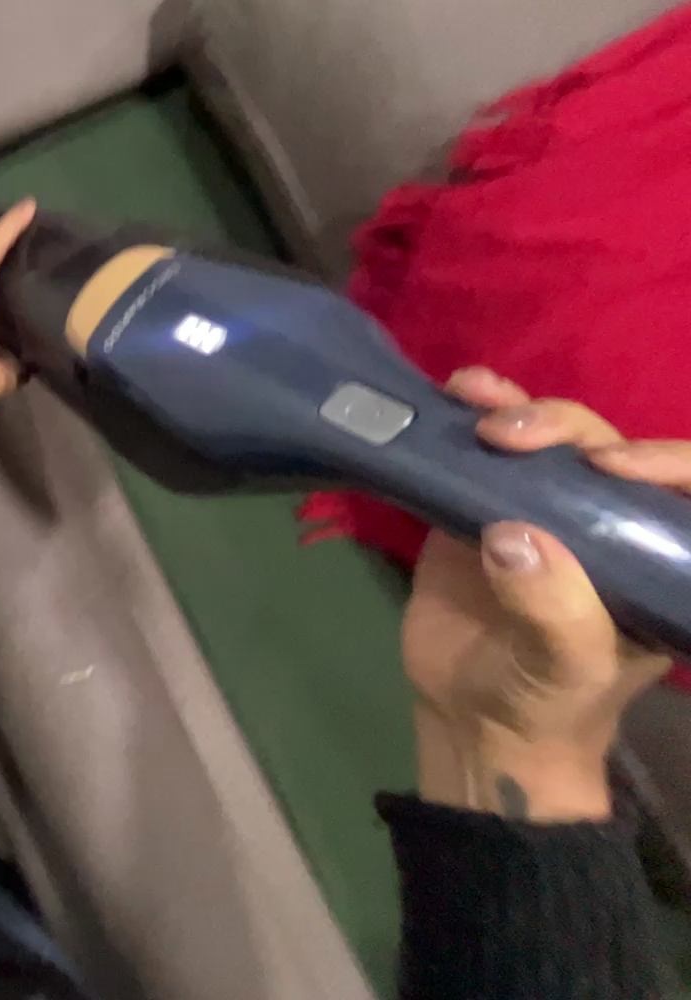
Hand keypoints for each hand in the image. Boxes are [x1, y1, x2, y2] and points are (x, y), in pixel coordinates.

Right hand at [404, 366, 683, 819]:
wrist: (470, 712)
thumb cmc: (547, 697)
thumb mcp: (567, 665)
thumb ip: (554, 606)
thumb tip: (508, 533)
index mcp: (657, 553)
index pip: (684, 485)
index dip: (661, 458)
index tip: (603, 464)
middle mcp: (604, 521)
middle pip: (599, 447)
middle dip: (560, 426)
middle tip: (506, 433)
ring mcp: (531, 513)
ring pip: (535, 443)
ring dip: (509, 410)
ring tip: (470, 393)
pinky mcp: (465, 515)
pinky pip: (465, 464)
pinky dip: (452, 430)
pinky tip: (440, 404)